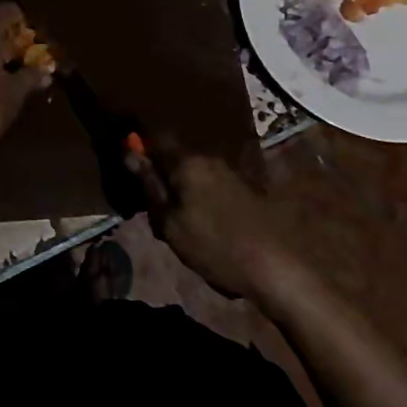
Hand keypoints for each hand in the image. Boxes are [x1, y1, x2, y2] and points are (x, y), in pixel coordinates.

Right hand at [130, 142, 283, 297]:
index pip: (157, 138)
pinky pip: (211, 187)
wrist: (276, 268)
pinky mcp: (246, 191)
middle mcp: (210, 159)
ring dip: (181, 193)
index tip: (131, 167)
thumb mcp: (170, 222)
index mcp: (188, 162)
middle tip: (155, 213)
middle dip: (162, 178)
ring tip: (179, 227)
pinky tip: (204, 229)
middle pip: (175, 159)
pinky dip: (200, 201)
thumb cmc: (214, 245)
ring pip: (194, 175)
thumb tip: (130, 153)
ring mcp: (231, 174)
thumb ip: (150, 185)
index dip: (140, 147)